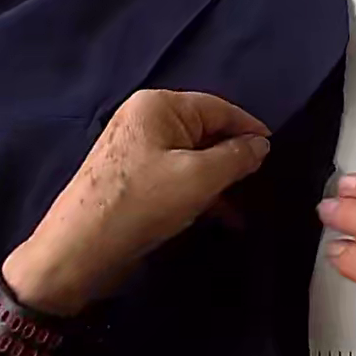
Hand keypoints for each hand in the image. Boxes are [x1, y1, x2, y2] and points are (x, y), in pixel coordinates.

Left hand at [3, 90, 271, 315]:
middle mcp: (144, 120)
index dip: (249, 129)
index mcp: (158, 106)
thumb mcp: (199, 178)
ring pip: (191, 158)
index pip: (218, 108)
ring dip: (218, 183)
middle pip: (204, 132)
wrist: (79, 250)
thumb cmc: (141, 204)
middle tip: (261, 187)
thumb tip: (260, 145)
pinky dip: (198, 194)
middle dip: (233, 160)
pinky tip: (219, 217)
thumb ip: (236, 157)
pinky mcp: (132, 179)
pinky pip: (175, 177)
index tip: (276, 154)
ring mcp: (136, 150)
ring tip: (243, 210)